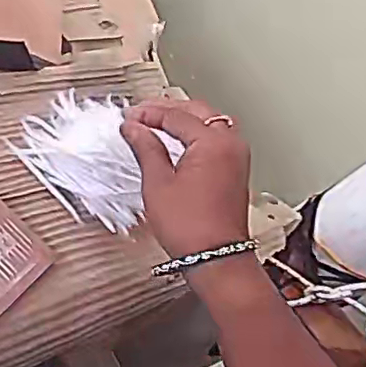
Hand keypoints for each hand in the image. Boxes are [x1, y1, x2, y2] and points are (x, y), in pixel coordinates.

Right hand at [121, 98, 253, 257]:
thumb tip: (134, 129)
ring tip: (155, 124)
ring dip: (182, 119)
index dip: (148, 114)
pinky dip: (194, 133)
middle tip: (139, 114)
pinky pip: (215, 138)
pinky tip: (176, 141)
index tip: (129, 117)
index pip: (177, 116)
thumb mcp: (158, 183)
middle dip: (166, 110)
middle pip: (197, 112)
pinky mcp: (234, 170)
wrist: (215, 257)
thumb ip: (146, 148)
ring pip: (208, 122)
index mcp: (213, 143)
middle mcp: (231, 145)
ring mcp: (236, 157)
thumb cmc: (191, 227)